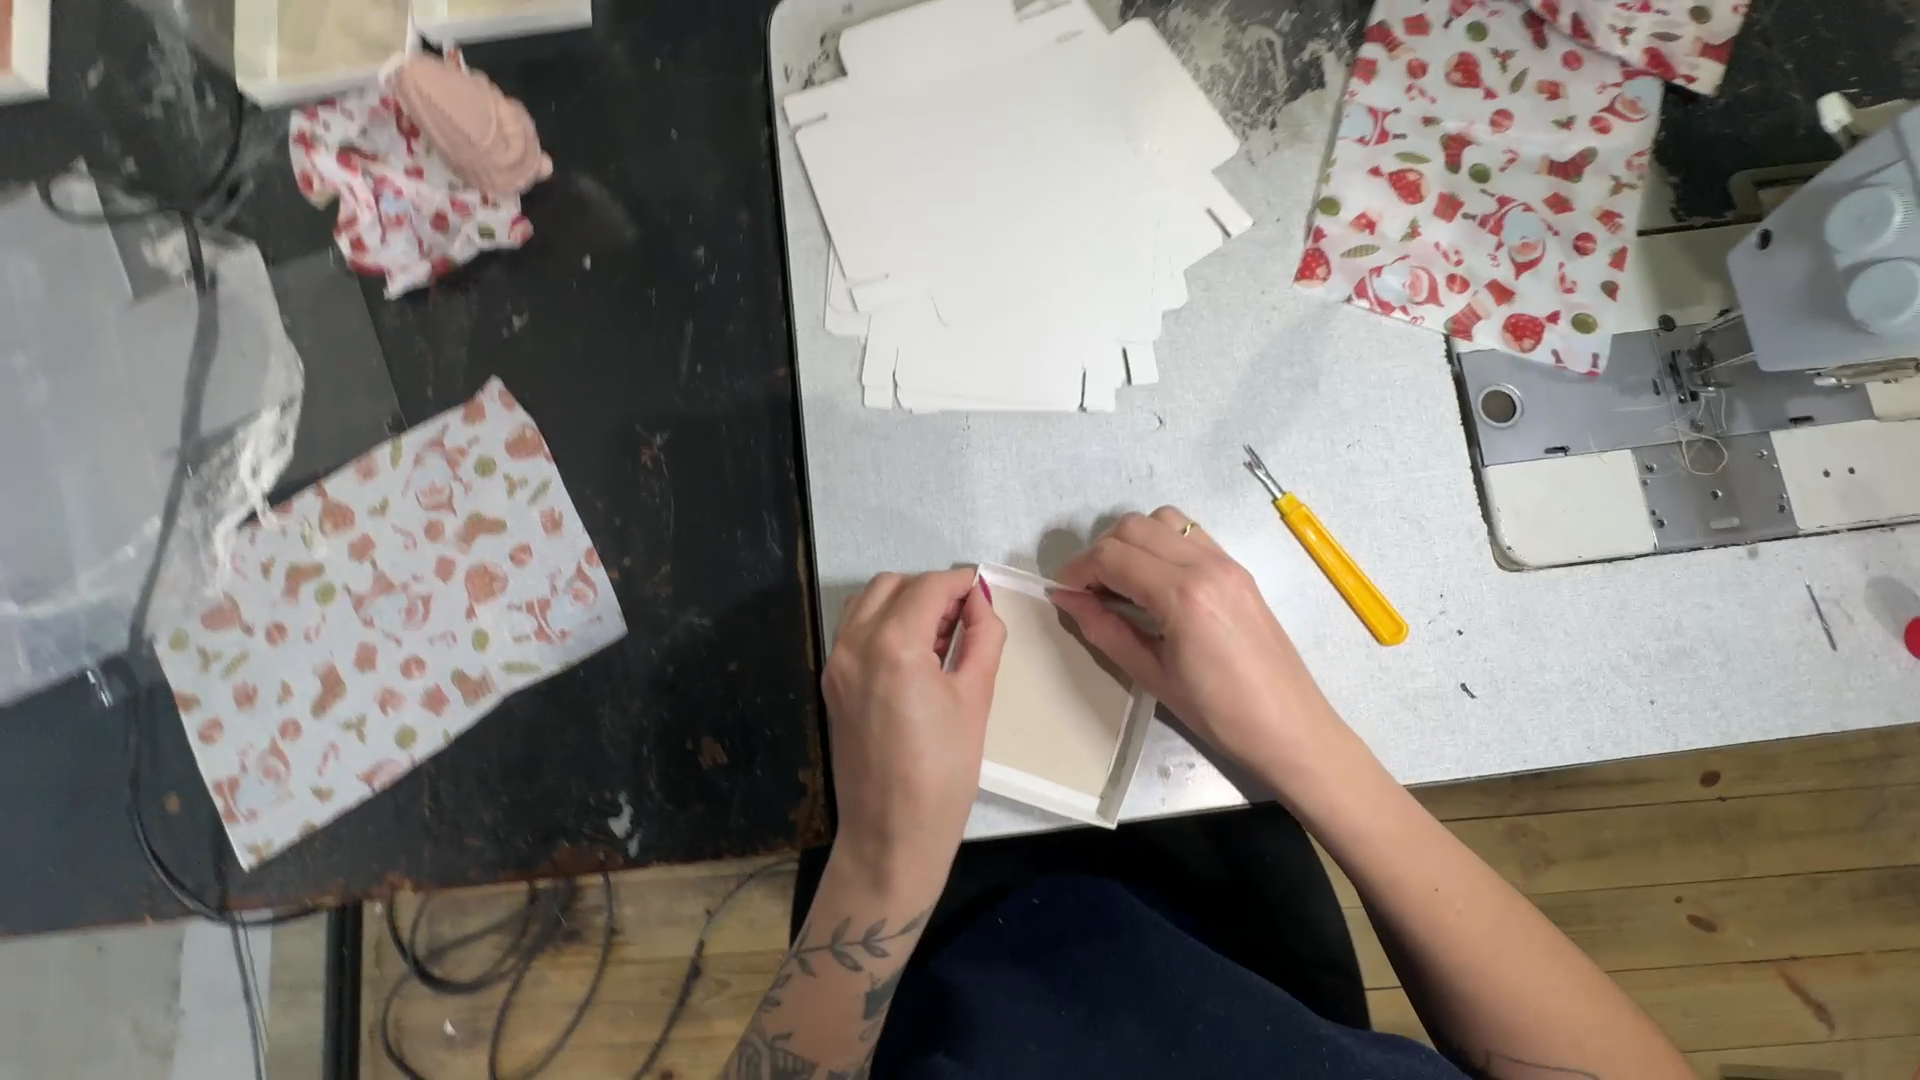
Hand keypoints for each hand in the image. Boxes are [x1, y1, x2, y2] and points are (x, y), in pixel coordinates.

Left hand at [823, 569, 1005, 895]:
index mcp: (892, 645)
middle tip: (965, 618)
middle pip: (894, 585)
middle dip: (931, 590)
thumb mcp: (977, 699)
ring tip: (940, 635)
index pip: (929, 587)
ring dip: (904, 602)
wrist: (891, 835)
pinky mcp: (831, 682)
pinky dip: (884, 623)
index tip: (983, 595)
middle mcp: (854, 644)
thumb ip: (983, 637)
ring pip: (869, 602)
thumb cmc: (944, 773)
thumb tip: (981, 603)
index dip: (961, 584)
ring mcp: (836, 663)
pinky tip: (914, 654)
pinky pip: (855, 630)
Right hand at [1051, 508, 1355, 787]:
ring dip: (1131, 541)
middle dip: (1100, 552)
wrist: (1291, 728)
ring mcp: (1226, 562)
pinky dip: (1160, 542)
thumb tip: (1066, 599)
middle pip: (1133, 527)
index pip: (1112, 556)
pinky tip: (1154, 580)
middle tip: (1089, 591)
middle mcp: (1205, 564)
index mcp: (1183, 595)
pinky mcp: (1237, 568)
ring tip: (1122, 582)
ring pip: (1161, 519)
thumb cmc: (1218, 714)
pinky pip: (1188, 533)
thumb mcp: (1150, 676)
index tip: (1063, 592)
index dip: (1077, 569)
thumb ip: (1104, 629)